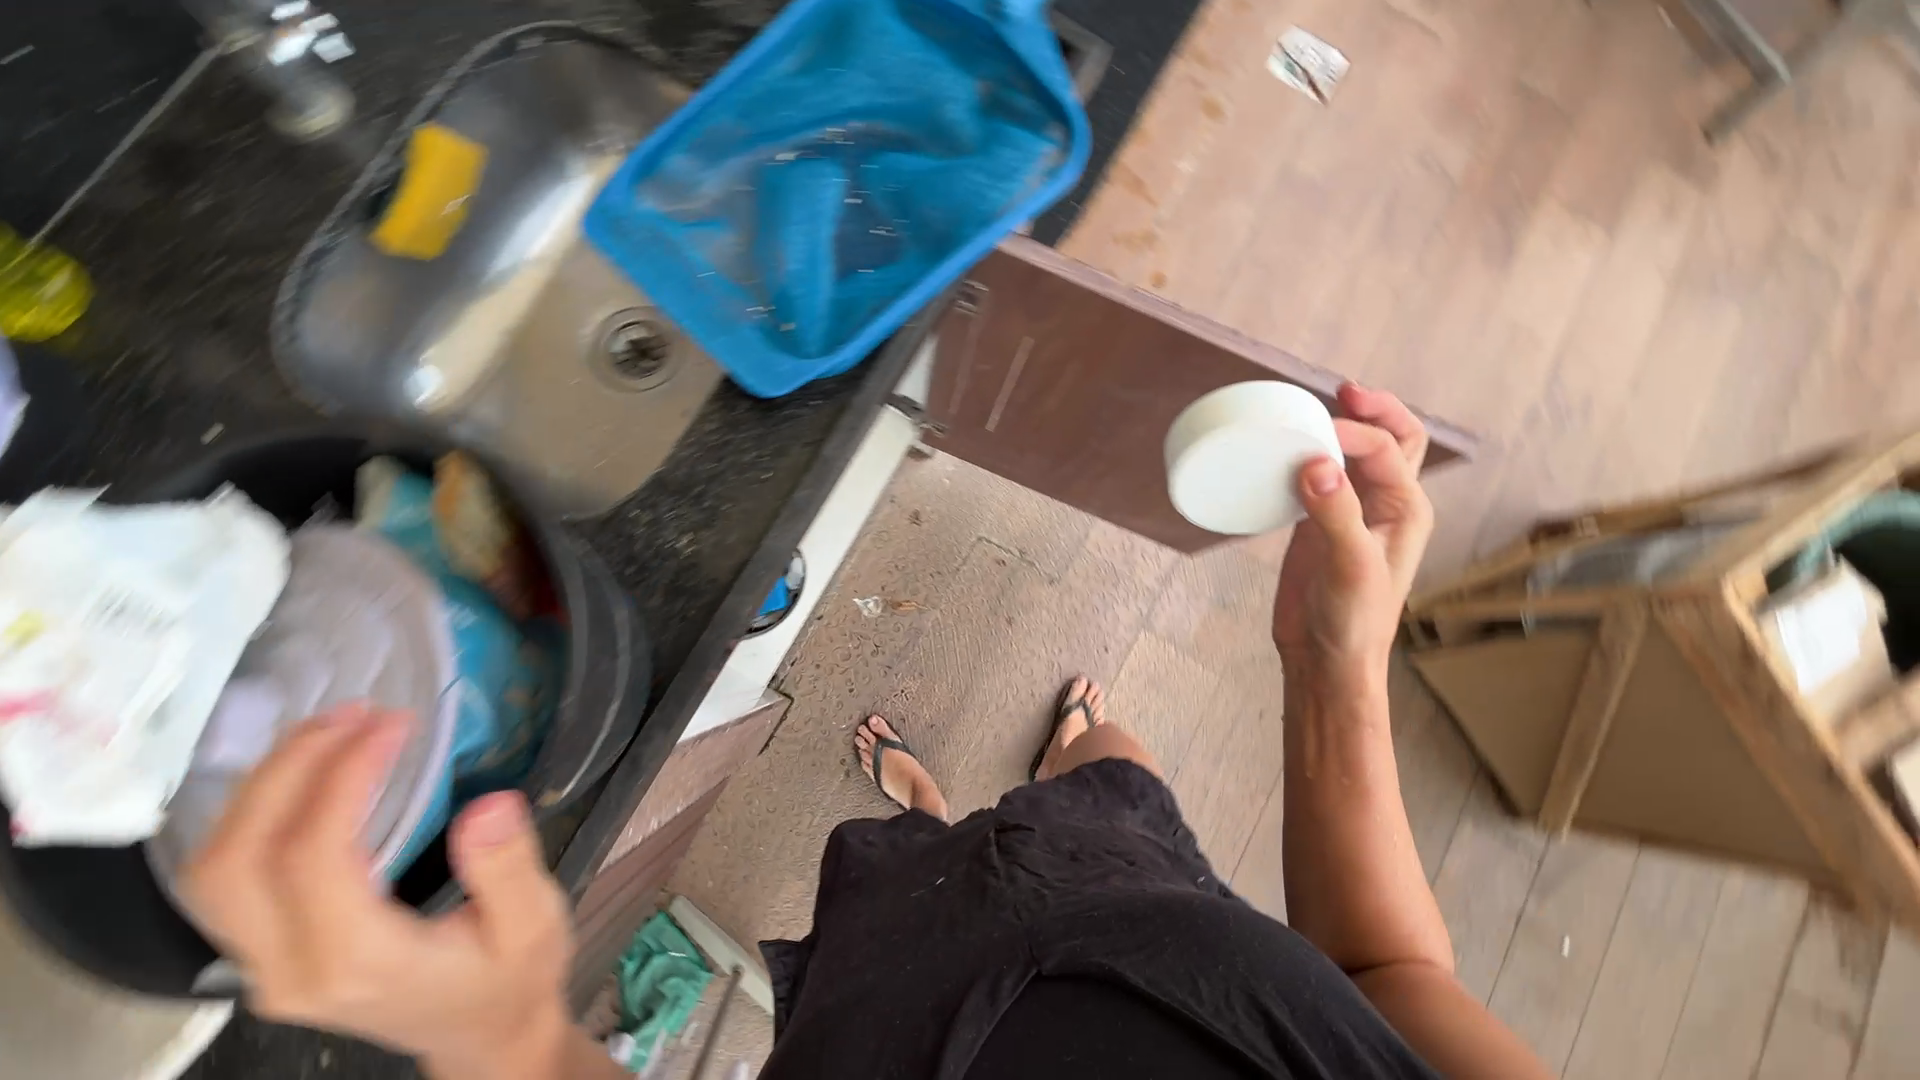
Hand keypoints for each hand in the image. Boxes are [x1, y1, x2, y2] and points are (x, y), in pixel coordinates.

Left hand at [181, 704, 585, 1079]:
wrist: (484, 1035)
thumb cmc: (512, 977)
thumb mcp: (535, 922)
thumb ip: (509, 868)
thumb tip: (490, 803)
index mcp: (359, 961)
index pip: (314, 857)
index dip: (344, 778)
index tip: (395, 724)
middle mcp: (291, 971)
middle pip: (238, 861)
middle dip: (286, 770)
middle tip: (351, 713)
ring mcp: (266, 969)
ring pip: (216, 870)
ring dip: (262, 788)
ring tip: (328, 731)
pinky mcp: (266, 955)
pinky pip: (227, 879)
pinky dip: (255, 815)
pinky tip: (305, 775)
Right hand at [1272, 384, 1433, 684]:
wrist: (1325, 658)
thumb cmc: (1353, 621)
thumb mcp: (1349, 567)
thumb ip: (1336, 513)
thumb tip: (1316, 462)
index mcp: (1405, 509)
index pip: (1384, 449)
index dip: (1352, 432)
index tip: (1311, 435)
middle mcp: (1384, 504)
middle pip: (1394, 439)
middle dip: (1375, 410)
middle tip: (1343, 391)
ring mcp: (1351, 513)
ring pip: (1357, 455)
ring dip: (1343, 429)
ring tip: (1312, 410)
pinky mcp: (1317, 524)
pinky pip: (1319, 478)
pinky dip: (1307, 458)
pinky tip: (1285, 453)